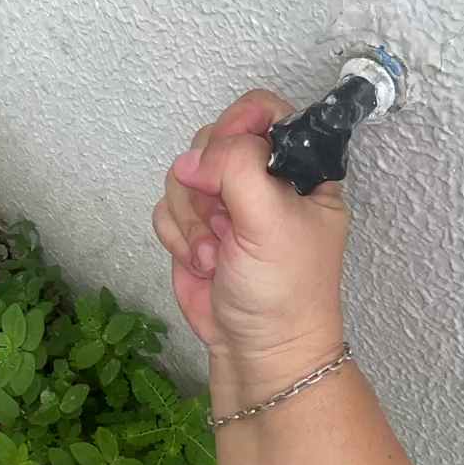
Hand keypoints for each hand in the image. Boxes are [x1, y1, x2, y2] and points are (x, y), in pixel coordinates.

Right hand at [151, 90, 348, 404]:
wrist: (257, 351)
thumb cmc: (284, 292)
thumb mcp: (273, 220)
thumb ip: (239, 168)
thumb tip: (194, 160)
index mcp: (297, 169)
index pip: (264, 113)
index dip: (239, 126)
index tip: (228, 159)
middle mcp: (259, 181)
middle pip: (213, 141)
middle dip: (209, 183)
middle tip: (226, 219)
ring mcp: (224, 205)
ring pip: (183, 175)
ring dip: (192, 217)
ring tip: (217, 252)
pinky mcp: (194, 230)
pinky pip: (166, 208)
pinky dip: (177, 236)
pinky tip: (202, 263)